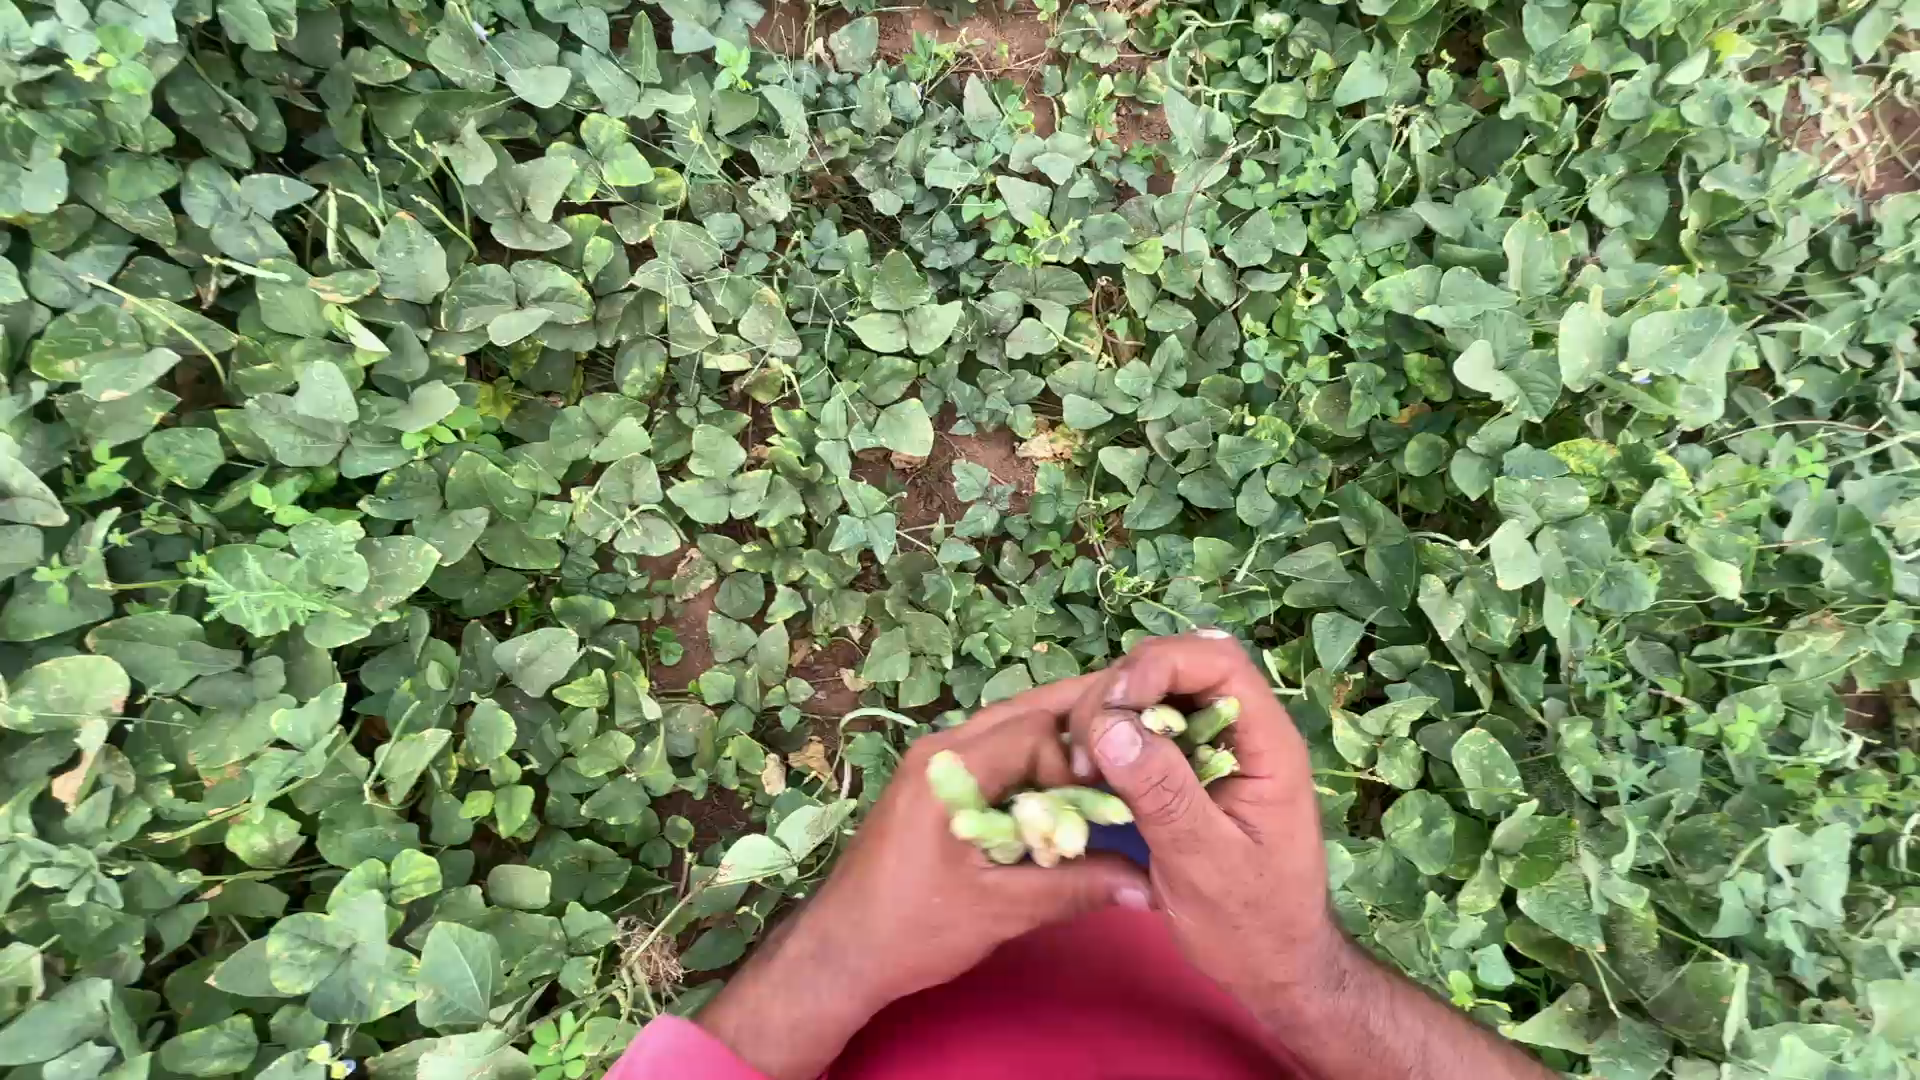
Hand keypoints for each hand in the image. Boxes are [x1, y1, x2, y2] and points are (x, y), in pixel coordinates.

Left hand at [698, 675, 1150, 1079]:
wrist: (839, 950)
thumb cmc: (911, 930)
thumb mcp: (999, 911)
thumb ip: (1073, 887)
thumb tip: (1146, 882)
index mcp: (949, 767)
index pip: (1033, 732)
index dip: (1074, 764)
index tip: (1094, 810)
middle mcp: (941, 746)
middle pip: (1022, 711)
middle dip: (1076, 725)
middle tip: (1130, 738)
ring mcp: (933, 758)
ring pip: (1007, 725)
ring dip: (1054, 740)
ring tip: (1104, 758)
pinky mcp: (933, 778)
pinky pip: (992, 749)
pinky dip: (1029, 760)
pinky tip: (1057, 785)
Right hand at [1065, 631, 1341, 1004]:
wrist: (1273, 967)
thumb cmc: (1253, 924)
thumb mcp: (1206, 864)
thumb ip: (1164, 793)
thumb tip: (1109, 726)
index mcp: (1266, 743)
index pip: (1217, 661)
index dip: (1159, 666)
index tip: (1111, 710)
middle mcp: (1240, 729)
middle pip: (1176, 665)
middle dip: (1121, 691)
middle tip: (1085, 750)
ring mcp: (1211, 743)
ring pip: (1152, 689)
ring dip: (1109, 713)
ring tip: (1084, 765)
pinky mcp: (1185, 761)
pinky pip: (1142, 722)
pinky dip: (1109, 734)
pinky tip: (1092, 770)